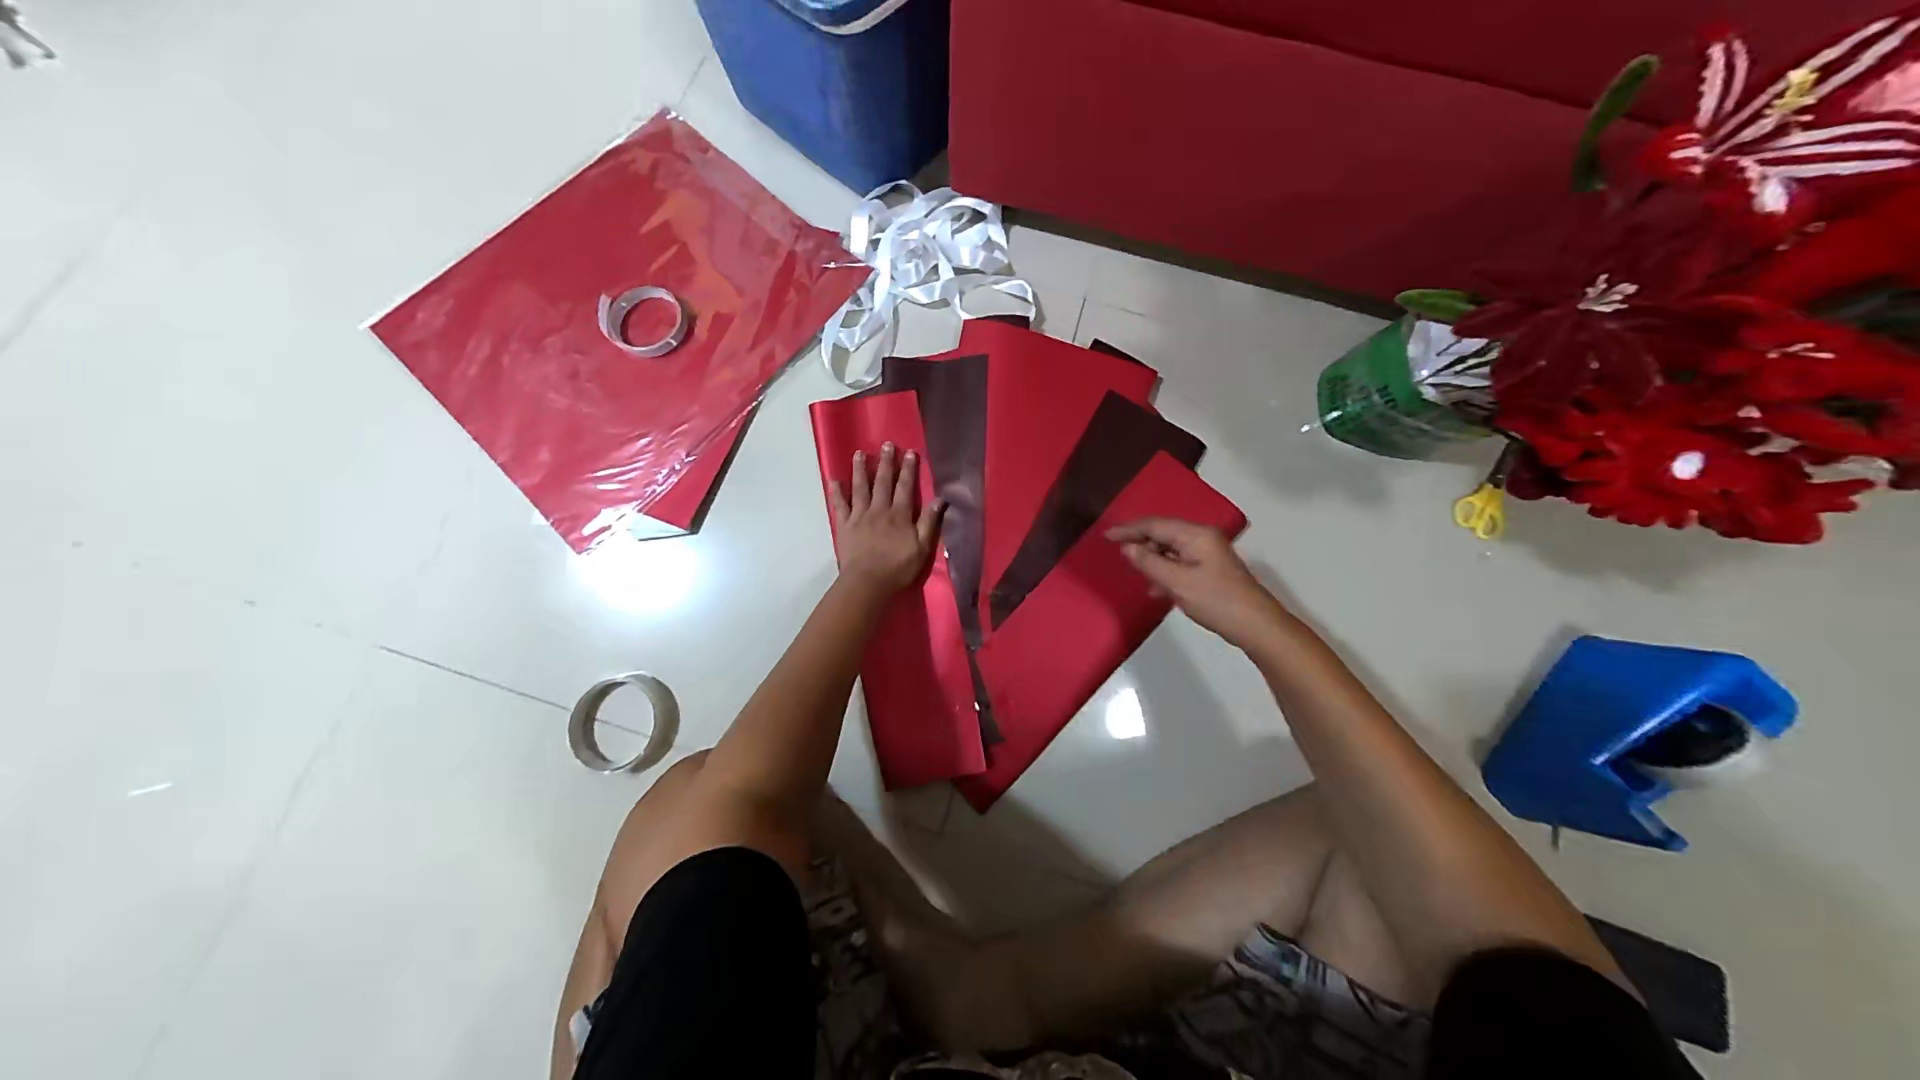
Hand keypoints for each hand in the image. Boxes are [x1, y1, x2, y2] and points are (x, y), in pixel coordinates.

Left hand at [830, 443, 944, 597]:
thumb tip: (940, 499)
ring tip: (859, 453)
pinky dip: (836, 492)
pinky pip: (839, 505)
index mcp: (900, 515)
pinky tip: (833, 480)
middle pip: (883, 482)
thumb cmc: (898, 568)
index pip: (906, 487)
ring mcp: (859, 516)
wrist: (868, 583)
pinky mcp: (844, 526)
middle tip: (886, 445)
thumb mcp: (922, 548)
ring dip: (860, 470)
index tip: (910, 452)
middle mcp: (879, 510)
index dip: (908, 469)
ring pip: (860, 488)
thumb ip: (929, 522)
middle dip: (885, 462)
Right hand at [1106, 518, 1289, 647]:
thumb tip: (1128, 548)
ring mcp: (1208, 554)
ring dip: (1152, 558)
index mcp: (1196, 535)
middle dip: (1140, 541)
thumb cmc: (1216, 601)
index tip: (1107, 536)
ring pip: (1171, 549)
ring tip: (1134, 569)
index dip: (1129, 529)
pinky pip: (1180, 563)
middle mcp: (1203, 538)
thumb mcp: (1177, 583)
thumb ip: (1150, 563)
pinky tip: (1155, 587)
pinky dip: (1165, 570)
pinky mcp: (1210, 570)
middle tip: (1117, 551)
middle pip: (1164, 534)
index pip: (1156, 525)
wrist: (1255, 625)